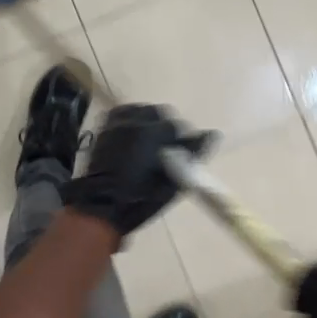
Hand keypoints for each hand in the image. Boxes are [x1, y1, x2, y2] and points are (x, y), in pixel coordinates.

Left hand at [60, 104, 216, 238]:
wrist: (103, 207)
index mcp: (154, 133)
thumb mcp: (173, 181)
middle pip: (158, 113)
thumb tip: (213, 134)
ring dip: (146, 121)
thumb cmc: (142, 198)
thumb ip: (192, 154)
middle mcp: (135, 122)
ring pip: (139, 111)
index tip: (181, 153)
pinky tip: (131, 136)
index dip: (181, 141)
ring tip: (147, 140)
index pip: (176, 126)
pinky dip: (129, 121)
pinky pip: (120, 114)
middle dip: (164, 127)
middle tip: (164, 147)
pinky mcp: (103, 130)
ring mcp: (117, 124)